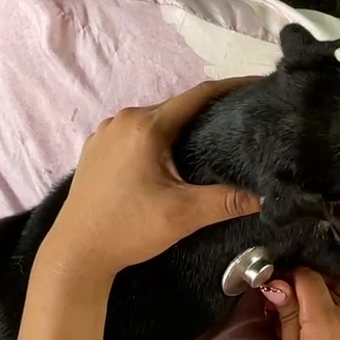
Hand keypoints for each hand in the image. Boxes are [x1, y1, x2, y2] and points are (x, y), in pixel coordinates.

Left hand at [38, 78, 262, 281]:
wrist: (75, 253)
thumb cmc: (128, 228)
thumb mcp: (183, 215)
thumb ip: (226, 201)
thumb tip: (263, 196)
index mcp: (146, 126)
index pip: (198, 96)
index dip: (231, 89)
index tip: (257, 86)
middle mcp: (123, 120)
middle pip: (176, 108)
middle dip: (209, 113)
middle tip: (241, 123)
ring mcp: (105, 133)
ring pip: (156, 122)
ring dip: (183, 128)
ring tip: (213, 141)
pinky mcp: (96, 150)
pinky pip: (136, 134)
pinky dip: (159, 140)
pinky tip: (173, 158)